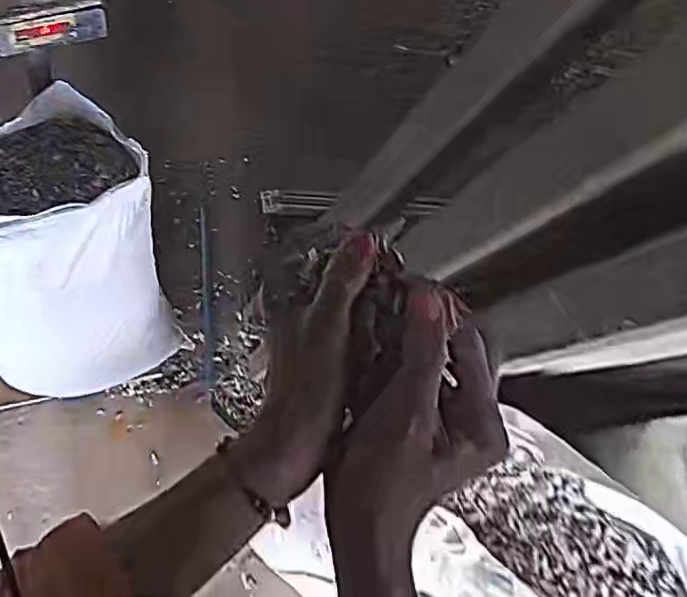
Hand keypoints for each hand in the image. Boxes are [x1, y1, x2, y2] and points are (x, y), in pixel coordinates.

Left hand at [226, 231, 375, 506]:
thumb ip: (342, 281)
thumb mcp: (330, 327)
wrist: (296, 443)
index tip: (377, 244)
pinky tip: (390, 330)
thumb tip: (360, 243)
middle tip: (394, 269)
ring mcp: (313, 331)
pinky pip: (353, 326)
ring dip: (371, 294)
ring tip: (396, 294)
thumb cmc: (304, 390)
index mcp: (290, 294)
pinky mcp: (327, 355)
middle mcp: (298, 308)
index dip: (347, 243)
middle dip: (365, 268)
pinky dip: (372, 323)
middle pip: (334, 272)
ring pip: (345, 298)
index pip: (316, 247)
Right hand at [325, 285, 506, 592]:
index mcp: (481, 422)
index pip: (469, 342)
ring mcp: (448, 421)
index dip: (437, 309)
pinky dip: (395, 351)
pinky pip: (416, 371)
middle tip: (392, 295)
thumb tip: (427, 302)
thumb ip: (421, 355)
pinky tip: (372, 345)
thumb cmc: (381, 483)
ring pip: (435, 356)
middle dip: (423, 318)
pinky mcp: (422, 419)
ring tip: (379, 314)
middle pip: (457, 346)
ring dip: (407, 332)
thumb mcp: (404, 412)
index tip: (406, 284)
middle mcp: (473, 419)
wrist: (360, 524)